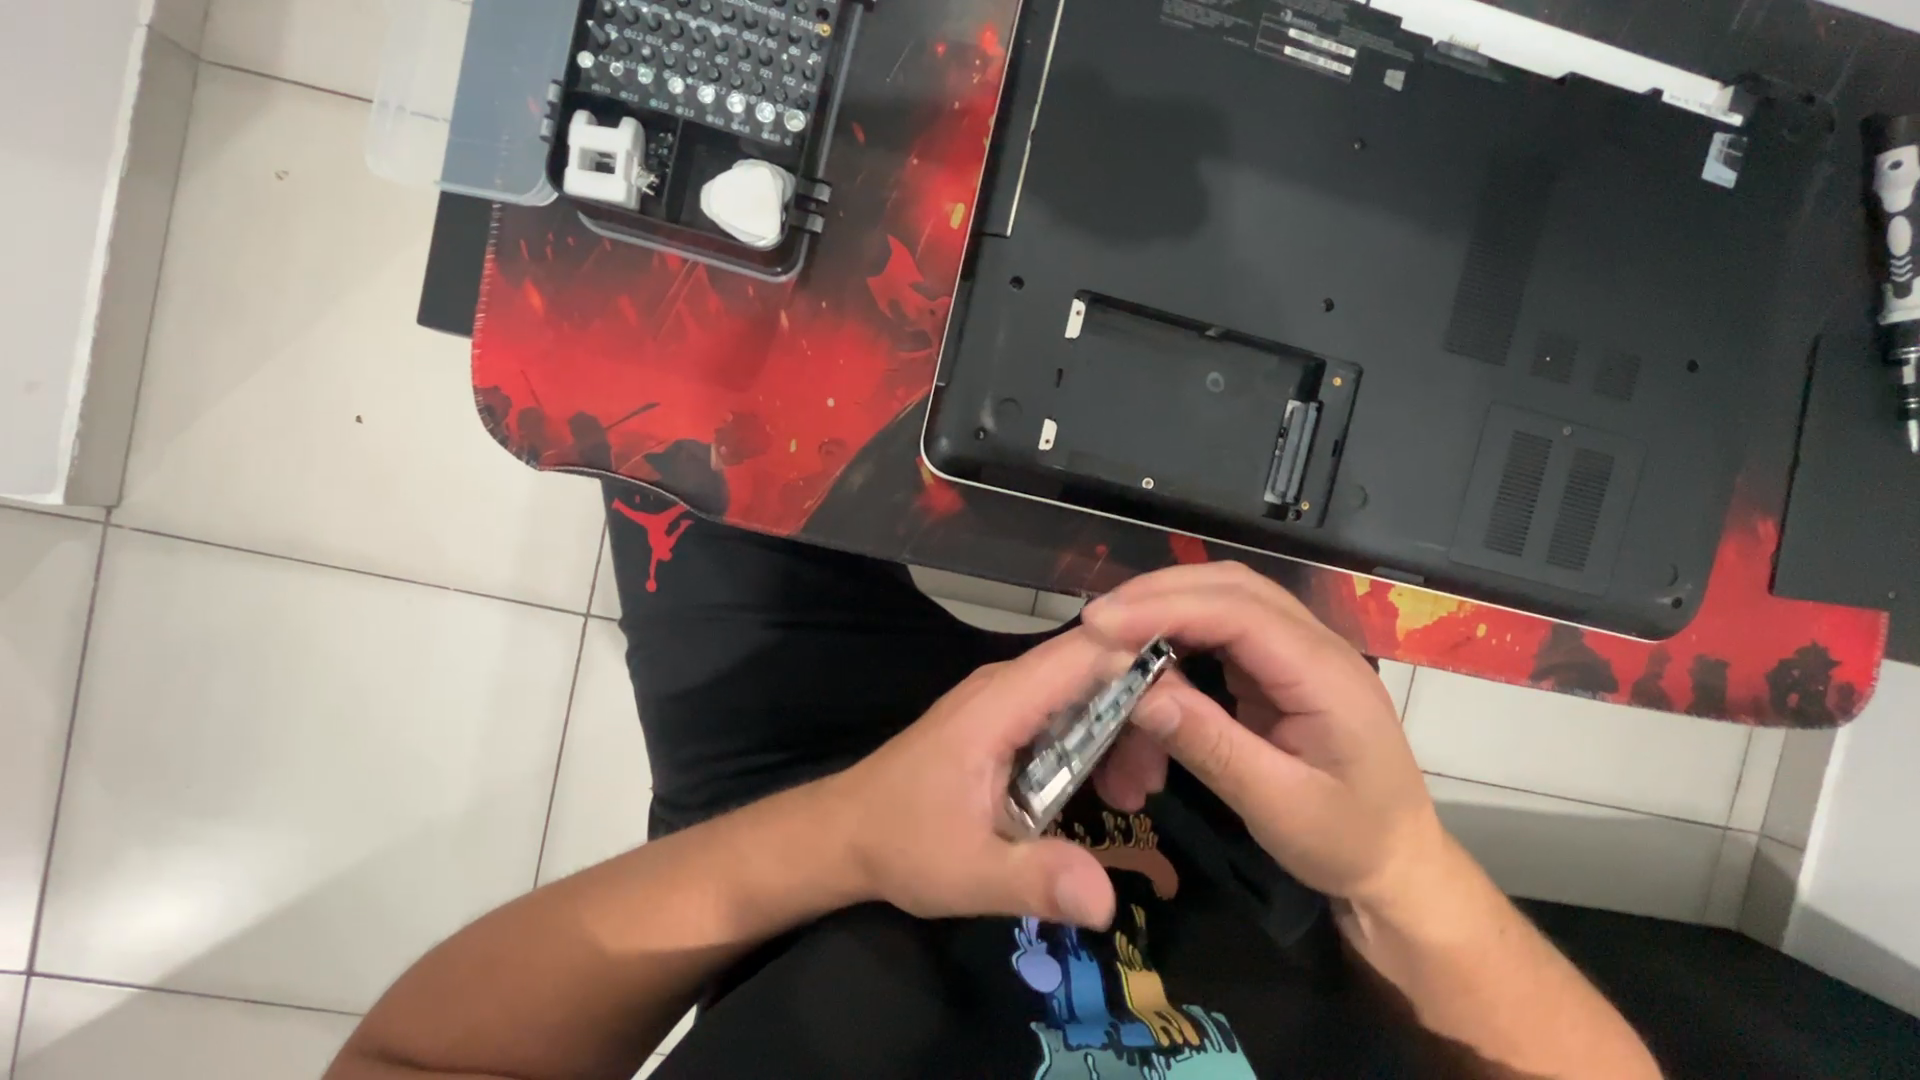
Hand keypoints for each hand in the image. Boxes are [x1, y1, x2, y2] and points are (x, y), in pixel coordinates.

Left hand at [821, 629, 1132, 929]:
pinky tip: (1105, 791)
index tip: (1186, 714)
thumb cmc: (901, 843)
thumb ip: (1036, 879)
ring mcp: (1002, 701)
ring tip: (1134, 797)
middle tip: (1153, 784)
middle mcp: (1004, 687)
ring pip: (1081, 691)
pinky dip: (1095, 742)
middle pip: (1091, 670)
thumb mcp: (969, 873)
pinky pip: (1064, 713)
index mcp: (998, 703)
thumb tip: (1108, 903)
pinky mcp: (1002, 721)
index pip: (1083, 653)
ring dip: (1120, 733)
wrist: (844, 833)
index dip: (1140, 666)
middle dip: (1139, 714)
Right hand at [1082, 563, 1444, 904]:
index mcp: (1326, 675)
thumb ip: (1212, 746)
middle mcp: (1315, 647)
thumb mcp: (1279, 806)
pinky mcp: (1281, 669)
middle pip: (1232, 587)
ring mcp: (1299, 654)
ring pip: (1226, 600)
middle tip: (1097, 622)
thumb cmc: (1349, 842)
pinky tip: (1149, 659)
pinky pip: (1224, 631)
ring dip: (1167, 610)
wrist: (1400, 864)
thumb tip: (1141, 696)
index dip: (1165, 609)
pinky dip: (1180, 636)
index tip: (1100, 624)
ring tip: (1113, 636)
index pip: (1238, 612)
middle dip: (1158, 595)